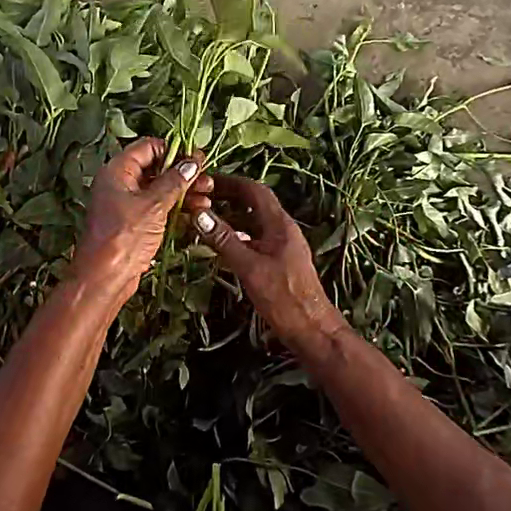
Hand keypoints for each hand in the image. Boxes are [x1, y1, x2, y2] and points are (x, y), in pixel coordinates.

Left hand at [76, 137, 206, 283]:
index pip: (149, 147)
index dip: (175, 150)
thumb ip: (174, 181)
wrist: (105, 278)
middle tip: (207, 179)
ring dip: (184, 191)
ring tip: (207, 196)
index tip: (198, 158)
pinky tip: (197, 212)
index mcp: (118, 171)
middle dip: (183, 173)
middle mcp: (121, 183)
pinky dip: (177, 208)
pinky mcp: (135, 223)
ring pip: (160, 189)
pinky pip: (158, 208)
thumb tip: (192, 163)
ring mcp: (127, 204)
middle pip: (156, 168)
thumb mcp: (153, 205)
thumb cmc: (124, 237)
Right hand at [189, 176, 345, 346]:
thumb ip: (224, 239)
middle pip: (253, 203)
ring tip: (202, 219)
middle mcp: (282, 229)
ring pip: (252, 222)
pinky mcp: (277, 261)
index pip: (255, 190)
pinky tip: (219, 245)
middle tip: (199, 199)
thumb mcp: (249, 267)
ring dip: (230, 217)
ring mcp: (281, 245)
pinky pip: (254, 239)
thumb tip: (199, 213)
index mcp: (280, 224)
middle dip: (227, 197)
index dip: (230, 182)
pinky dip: (235, 236)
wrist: (311, 329)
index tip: (204, 181)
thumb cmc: (283, 298)